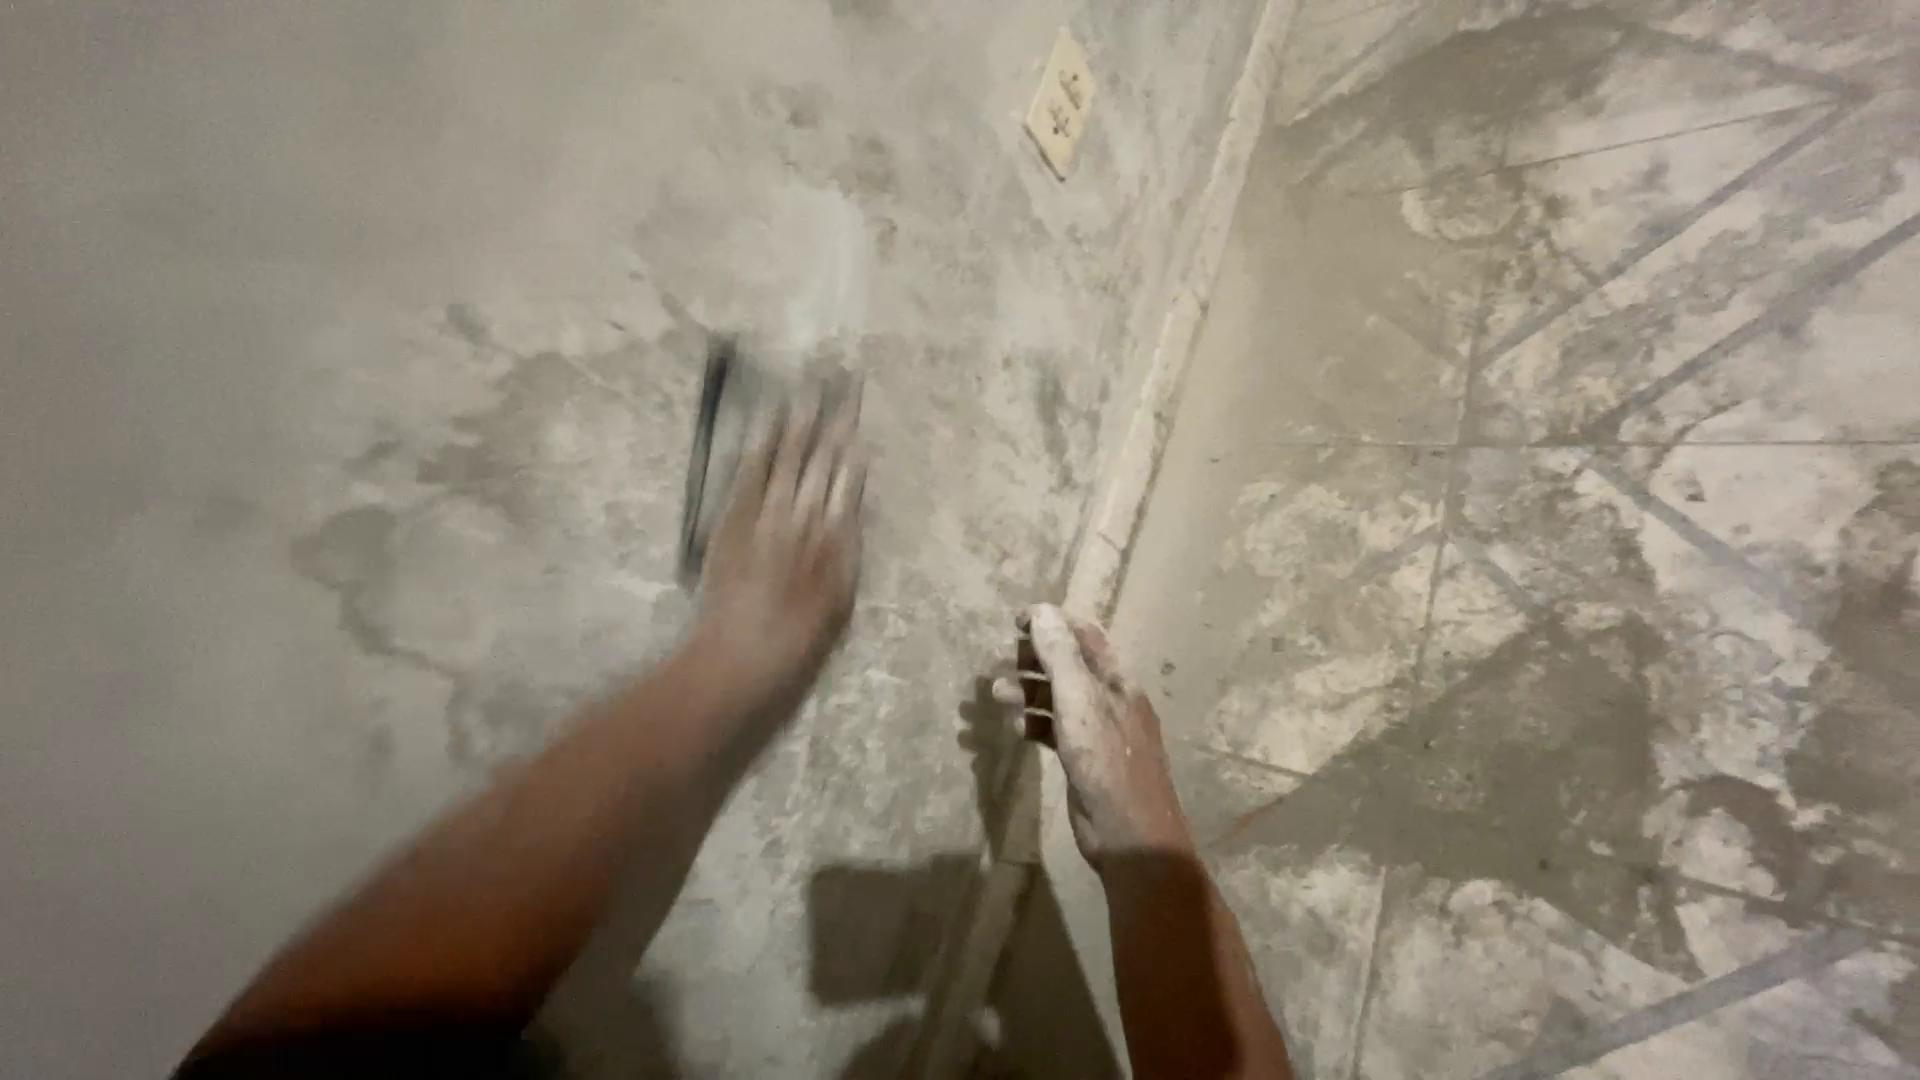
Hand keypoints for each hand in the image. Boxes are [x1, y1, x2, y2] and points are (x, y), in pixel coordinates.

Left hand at [692, 388, 865, 716]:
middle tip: (840, 391)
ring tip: (808, 395)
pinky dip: (758, 447)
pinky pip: (748, 475)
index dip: (853, 455)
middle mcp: (803, 522)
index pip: (848, 487)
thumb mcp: (838, 605)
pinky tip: (766, 423)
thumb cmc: (795, 643)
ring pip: (787, 463)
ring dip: (798, 428)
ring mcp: (766, 518)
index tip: (860, 427)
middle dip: (831, 428)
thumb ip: (847, 556)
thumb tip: (852, 515)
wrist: (737, 658)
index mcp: (834, 544)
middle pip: (821, 467)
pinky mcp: (733, 520)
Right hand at [996, 604, 1191, 868]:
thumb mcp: (1081, 701)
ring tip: (996, 694)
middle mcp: (1109, 699)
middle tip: (1001, 660)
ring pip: (1057, 697)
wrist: (1130, 835)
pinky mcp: (1083, 758)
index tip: (1015, 622)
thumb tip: (1042, 610)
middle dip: (1033, 657)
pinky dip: (1033, 722)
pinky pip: (1054, 729)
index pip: (1083, 635)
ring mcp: (1097, 731)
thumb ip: (1060, 655)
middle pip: (1068, 664)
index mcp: (1116, 679)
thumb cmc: (1106, 760)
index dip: (1051, 622)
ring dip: (1027, 690)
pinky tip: (1016, 728)